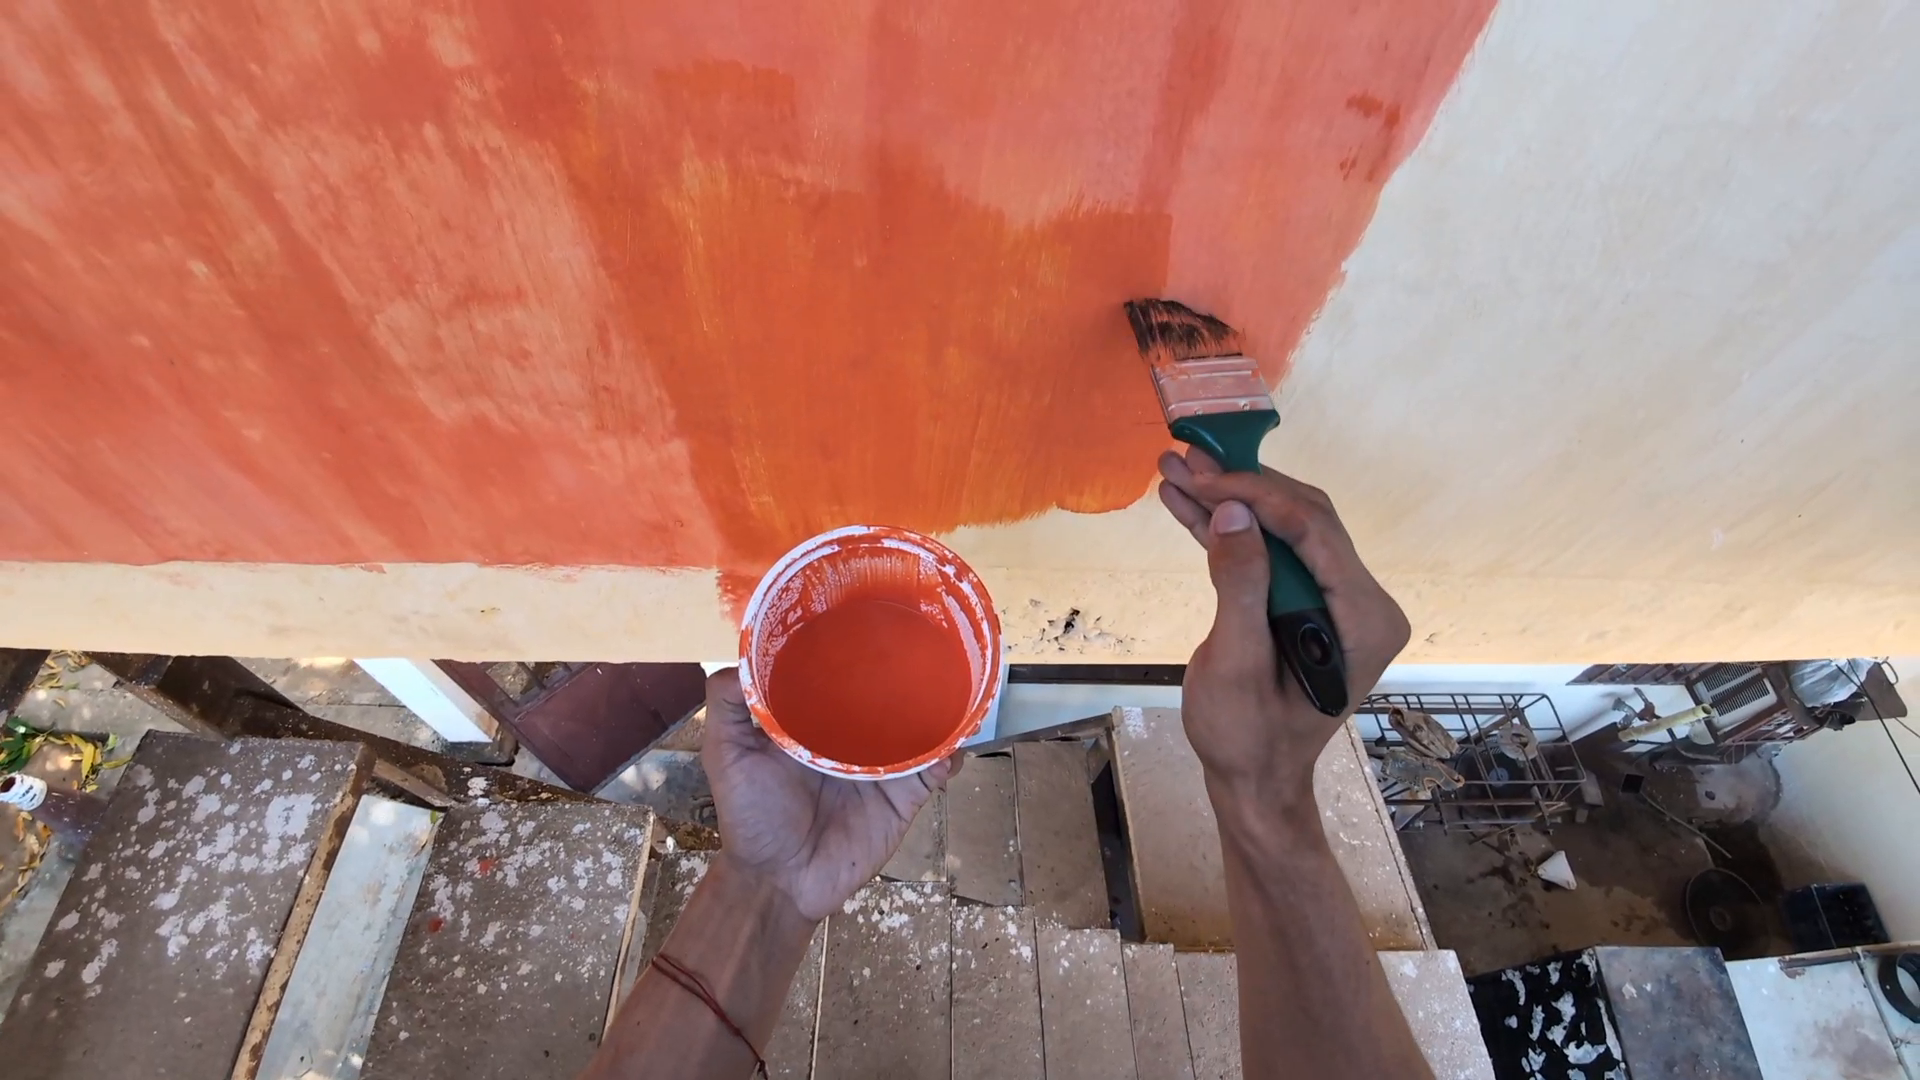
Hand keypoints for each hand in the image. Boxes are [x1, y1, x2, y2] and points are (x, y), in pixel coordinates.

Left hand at [701, 669, 961, 922]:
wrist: (780, 882)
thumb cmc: (751, 817)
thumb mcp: (728, 756)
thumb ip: (729, 707)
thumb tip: (740, 655)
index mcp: (818, 720)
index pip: (843, 676)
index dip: (855, 650)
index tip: (870, 617)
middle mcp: (854, 736)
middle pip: (889, 697)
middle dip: (907, 673)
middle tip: (925, 643)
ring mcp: (883, 766)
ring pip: (919, 729)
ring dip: (939, 710)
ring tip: (954, 685)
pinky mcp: (904, 797)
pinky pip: (935, 770)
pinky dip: (948, 756)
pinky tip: (953, 743)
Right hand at [1157, 448, 1410, 800]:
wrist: (1251, 780)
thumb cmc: (1246, 735)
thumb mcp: (1237, 664)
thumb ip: (1239, 586)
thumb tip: (1230, 509)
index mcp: (1362, 617)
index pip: (1313, 530)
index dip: (1256, 496)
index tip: (1201, 477)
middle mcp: (1358, 600)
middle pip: (1300, 519)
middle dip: (1238, 486)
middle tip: (1183, 457)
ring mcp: (1329, 600)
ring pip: (1278, 529)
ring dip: (1225, 500)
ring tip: (1175, 469)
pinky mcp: (1300, 603)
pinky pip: (1264, 554)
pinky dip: (1224, 530)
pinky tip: (1186, 503)